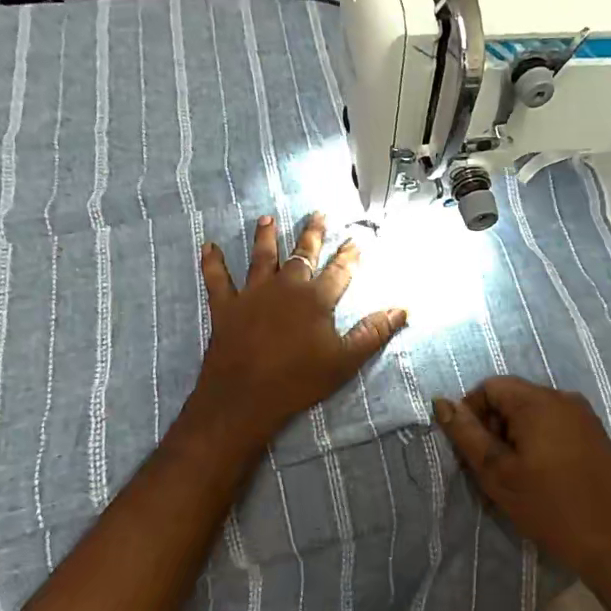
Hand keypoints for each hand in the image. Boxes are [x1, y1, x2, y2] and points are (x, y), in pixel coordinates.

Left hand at [184, 213, 407, 454]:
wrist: (245, 396)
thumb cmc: (298, 380)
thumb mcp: (344, 361)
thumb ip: (372, 333)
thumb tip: (402, 309)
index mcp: (315, 299)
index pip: (339, 270)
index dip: (350, 254)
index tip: (358, 238)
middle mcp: (285, 287)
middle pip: (302, 254)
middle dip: (313, 233)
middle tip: (318, 213)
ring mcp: (253, 293)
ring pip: (261, 257)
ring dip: (265, 236)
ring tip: (267, 218)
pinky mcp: (226, 306)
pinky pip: (217, 278)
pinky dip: (212, 262)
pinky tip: (208, 245)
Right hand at [434, 377, 610, 610]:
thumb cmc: (548, 507)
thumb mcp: (496, 473)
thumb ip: (466, 433)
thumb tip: (441, 402)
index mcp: (537, 402)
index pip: (489, 386)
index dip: (472, 413)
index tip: (474, 450)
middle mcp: (562, 397)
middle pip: (511, 396)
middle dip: (494, 425)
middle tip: (493, 466)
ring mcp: (583, 414)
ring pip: (532, 411)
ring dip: (515, 434)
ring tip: (516, 474)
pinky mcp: (594, 433)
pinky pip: (553, 422)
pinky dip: (537, 439)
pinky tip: (540, 473)